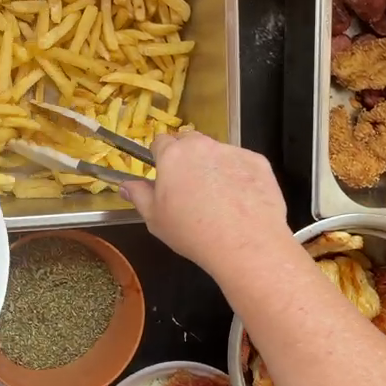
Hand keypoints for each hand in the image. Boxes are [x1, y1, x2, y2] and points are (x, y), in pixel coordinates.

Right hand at [120, 132, 292, 274]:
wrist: (245, 244)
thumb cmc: (193, 233)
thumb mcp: (156, 219)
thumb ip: (139, 196)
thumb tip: (126, 185)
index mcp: (173, 155)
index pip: (160, 142)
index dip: (160, 157)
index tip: (164, 175)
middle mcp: (203, 146)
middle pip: (190, 142)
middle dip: (187, 158)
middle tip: (189, 188)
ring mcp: (233, 151)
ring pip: (217, 153)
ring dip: (213, 167)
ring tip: (219, 199)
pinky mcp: (258, 162)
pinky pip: (242, 164)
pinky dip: (239, 176)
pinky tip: (240, 201)